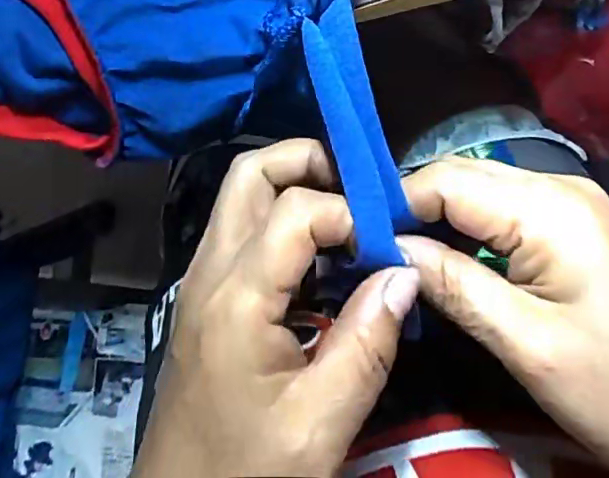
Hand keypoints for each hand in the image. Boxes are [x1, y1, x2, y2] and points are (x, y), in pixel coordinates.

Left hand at [134, 140, 420, 477]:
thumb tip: (405, 271)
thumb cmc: (246, 470)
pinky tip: (323, 256)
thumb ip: (366, 345)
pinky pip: (242, 227)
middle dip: (308, 162)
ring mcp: (203, 273)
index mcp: (236, 293)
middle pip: (251, 173)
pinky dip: (282, 218)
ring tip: (351, 217)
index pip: (295, 209)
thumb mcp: (319, 425)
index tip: (391, 243)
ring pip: (242, 193)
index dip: (349, 213)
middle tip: (363, 191)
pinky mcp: (206, 288)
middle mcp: (211, 265)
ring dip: (295, 186)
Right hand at [397, 158, 608, 477]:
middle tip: (369, 246)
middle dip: (409, 207)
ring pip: (472, 190)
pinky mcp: (567, 223)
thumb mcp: (530, 348)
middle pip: (456, 177)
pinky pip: (495, 209)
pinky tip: (442, 255)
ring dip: (432, 217)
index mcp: (549, 208)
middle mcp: (555, 186)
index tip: (355, 237)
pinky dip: (461, 228)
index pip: (444, 181)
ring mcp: (565, 202)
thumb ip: (453, 286)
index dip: (393, 203)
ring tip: (396, 250)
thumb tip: (388, 247)